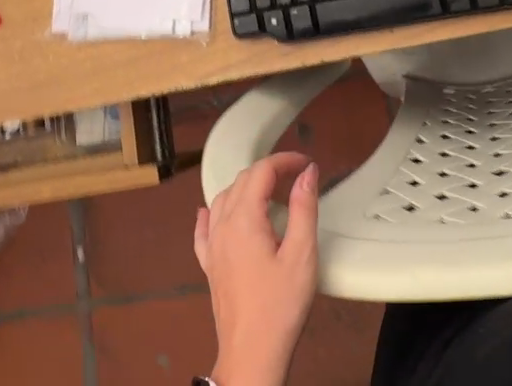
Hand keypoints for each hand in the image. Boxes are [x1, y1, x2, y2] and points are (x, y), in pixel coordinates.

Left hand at [195, 153, 319, 385]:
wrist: (252, 352)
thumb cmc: (280, 305)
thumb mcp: (302, 254)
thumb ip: (304, 207)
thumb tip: (307, 173)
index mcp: (244, 218)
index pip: (261, 171)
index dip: (284, 160)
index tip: (306, 163)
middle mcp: (222, 226)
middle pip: (241, 181)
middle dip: (268, 171)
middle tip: (296, 177)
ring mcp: (212, 246)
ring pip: (223, 199)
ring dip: (246, 187)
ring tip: (271, 192)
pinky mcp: (209, 265)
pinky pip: (204, 228)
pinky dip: (212, 213)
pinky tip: (209, 213)